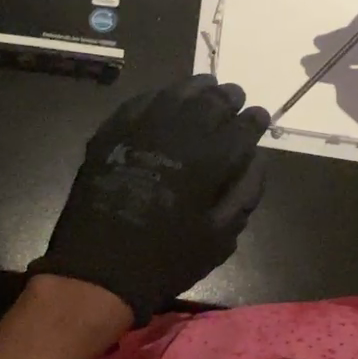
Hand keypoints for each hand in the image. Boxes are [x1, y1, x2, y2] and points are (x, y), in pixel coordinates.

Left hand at [32, 74, 269, 323]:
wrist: (99, 268)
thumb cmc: (166, 259)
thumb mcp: (220, 238)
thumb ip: (244, 194)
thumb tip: (256, 159)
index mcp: (210, 159)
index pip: (242, 127)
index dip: (253, 121)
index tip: (258, 118)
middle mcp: (177, 133)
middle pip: (209, 102)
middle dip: (226, 99)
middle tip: (233, 99)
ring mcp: (138, 129)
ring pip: (173, 94)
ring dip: (194, 91)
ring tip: (205, 91)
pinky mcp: (108, 135)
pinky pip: (138, 103)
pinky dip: (157, 97)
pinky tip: (163, 100)